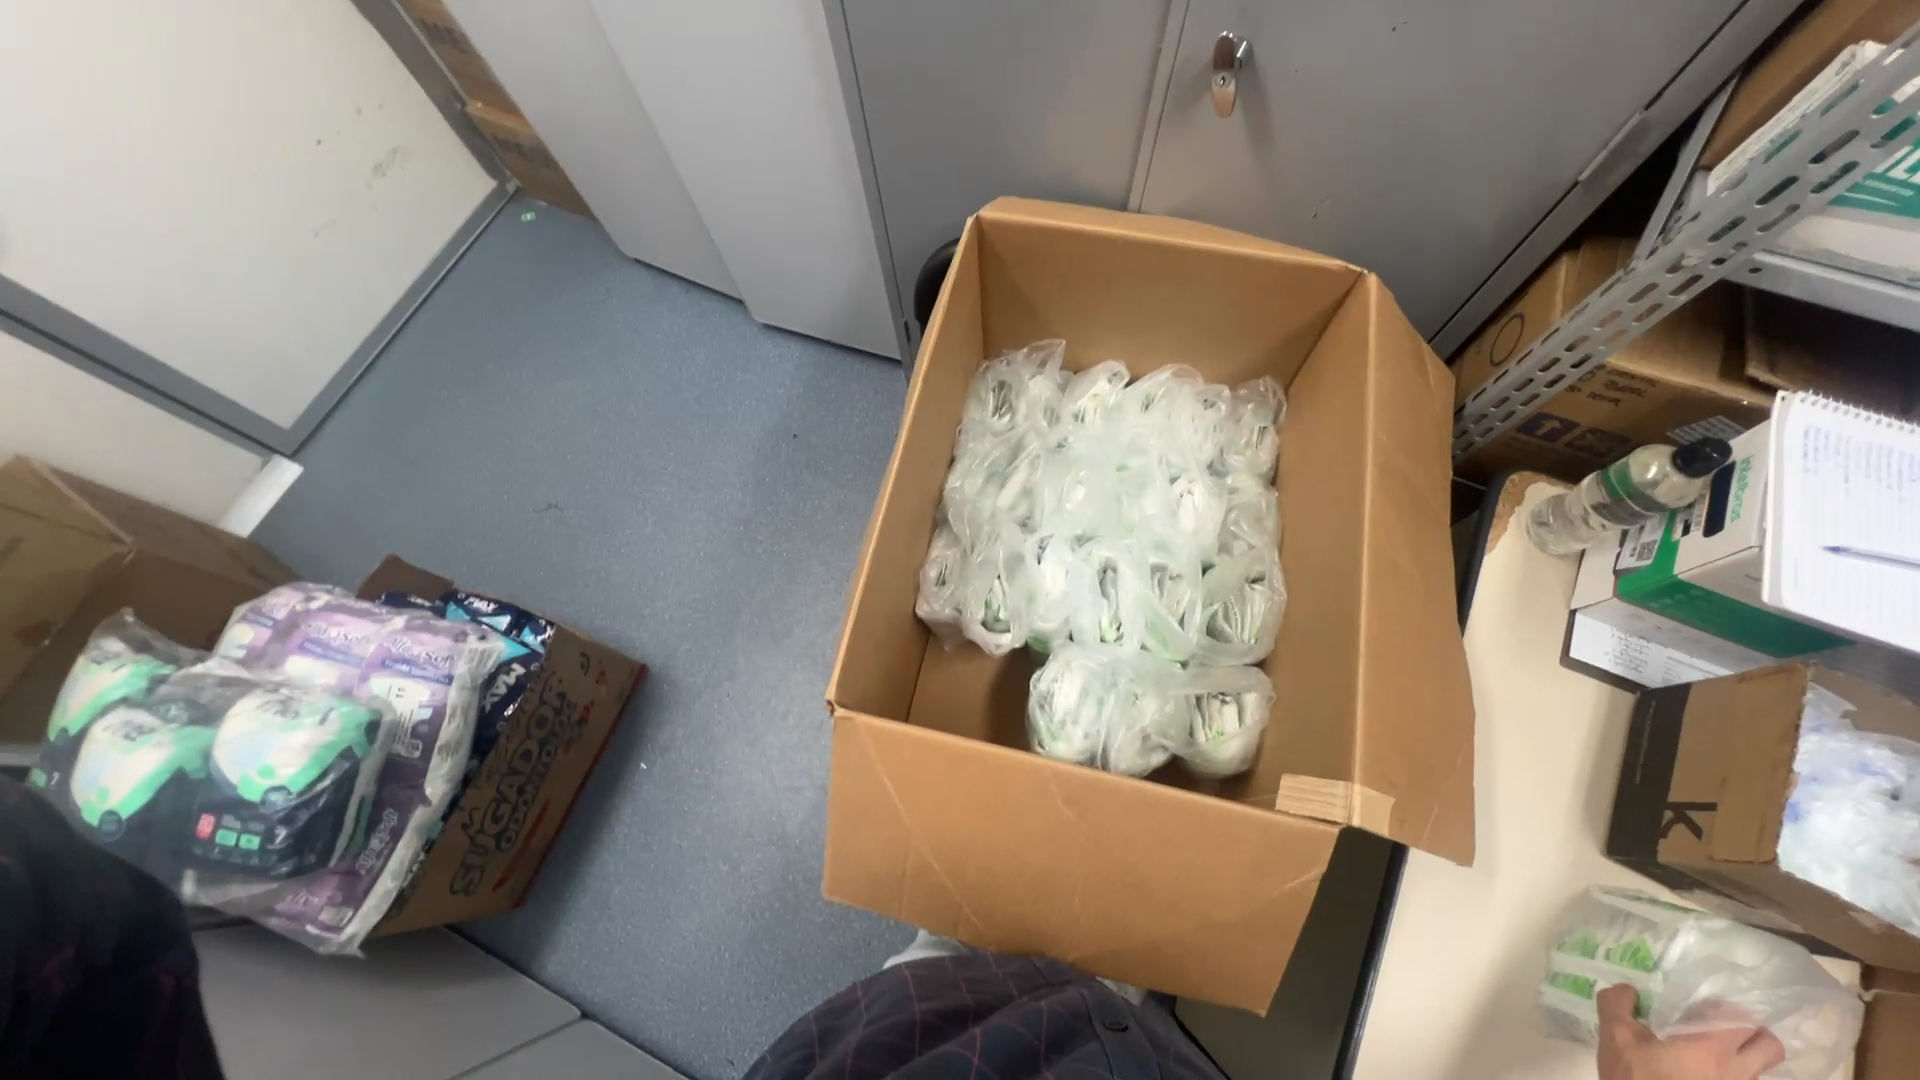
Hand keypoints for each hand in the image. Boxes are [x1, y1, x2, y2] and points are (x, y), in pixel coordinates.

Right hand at [1596, 984, 1785, 1079]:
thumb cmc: (1636, 1078)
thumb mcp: (1614, 1036)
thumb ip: (1617, 1003)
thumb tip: (1628, 990)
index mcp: (1711, 1048)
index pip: (1741, 1018)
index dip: (1722, 1005)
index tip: (1697, 1004)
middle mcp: (1736, 1072)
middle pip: (1770, 1047)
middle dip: (1752, 1030)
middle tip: (1719, 1023)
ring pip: (1760, 1068)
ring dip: (1742, 1052)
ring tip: (1706, 1046)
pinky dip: (1729, 1070)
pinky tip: (1698, 1068)